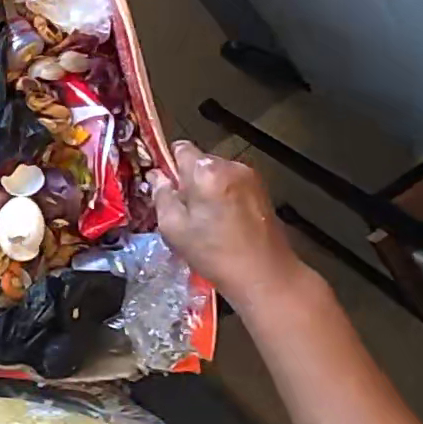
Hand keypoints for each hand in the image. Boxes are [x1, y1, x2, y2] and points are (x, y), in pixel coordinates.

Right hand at [152, 141, 307, 302]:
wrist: (265, 276)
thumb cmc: (215, 254)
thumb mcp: (174, 228)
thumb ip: (161, 196)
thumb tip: (157, 177)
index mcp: (206, 171)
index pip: (180, 147)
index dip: (169, 165)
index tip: (166, 186)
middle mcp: (230, 165)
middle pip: (199, 160)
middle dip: (189, 179)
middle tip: (185, 209)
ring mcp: (249, 176)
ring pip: (216, 172)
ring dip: (207, 187)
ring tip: (207, 218)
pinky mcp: (262, 189)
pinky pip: (232, 182)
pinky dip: (224, 194)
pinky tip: (225, 220)